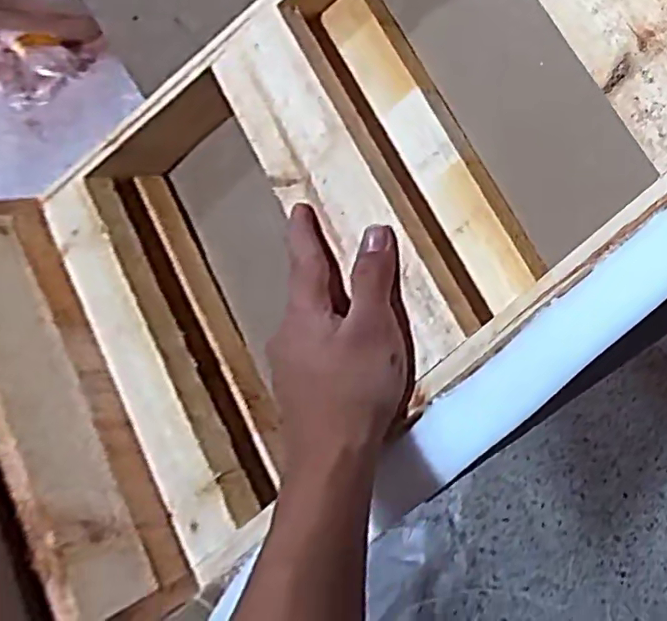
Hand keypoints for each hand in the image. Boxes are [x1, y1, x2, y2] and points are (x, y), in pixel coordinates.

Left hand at [267, 204, 413, 482]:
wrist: (332, 456)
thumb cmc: (356, 385)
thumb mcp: (375, 326)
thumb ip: (373, 280)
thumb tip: (372, 233)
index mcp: (306, 315)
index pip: (305, 264)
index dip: (304, 235)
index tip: (297, 210)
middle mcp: (291, 334)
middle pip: (307, 289)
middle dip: (317, 263)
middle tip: (326, 238)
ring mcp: (294, 361)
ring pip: (313, 314)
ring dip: (329, 292)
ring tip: (348, 280)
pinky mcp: (306, 382)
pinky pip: (320, 335)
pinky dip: (336, 318)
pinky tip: (352, 330)